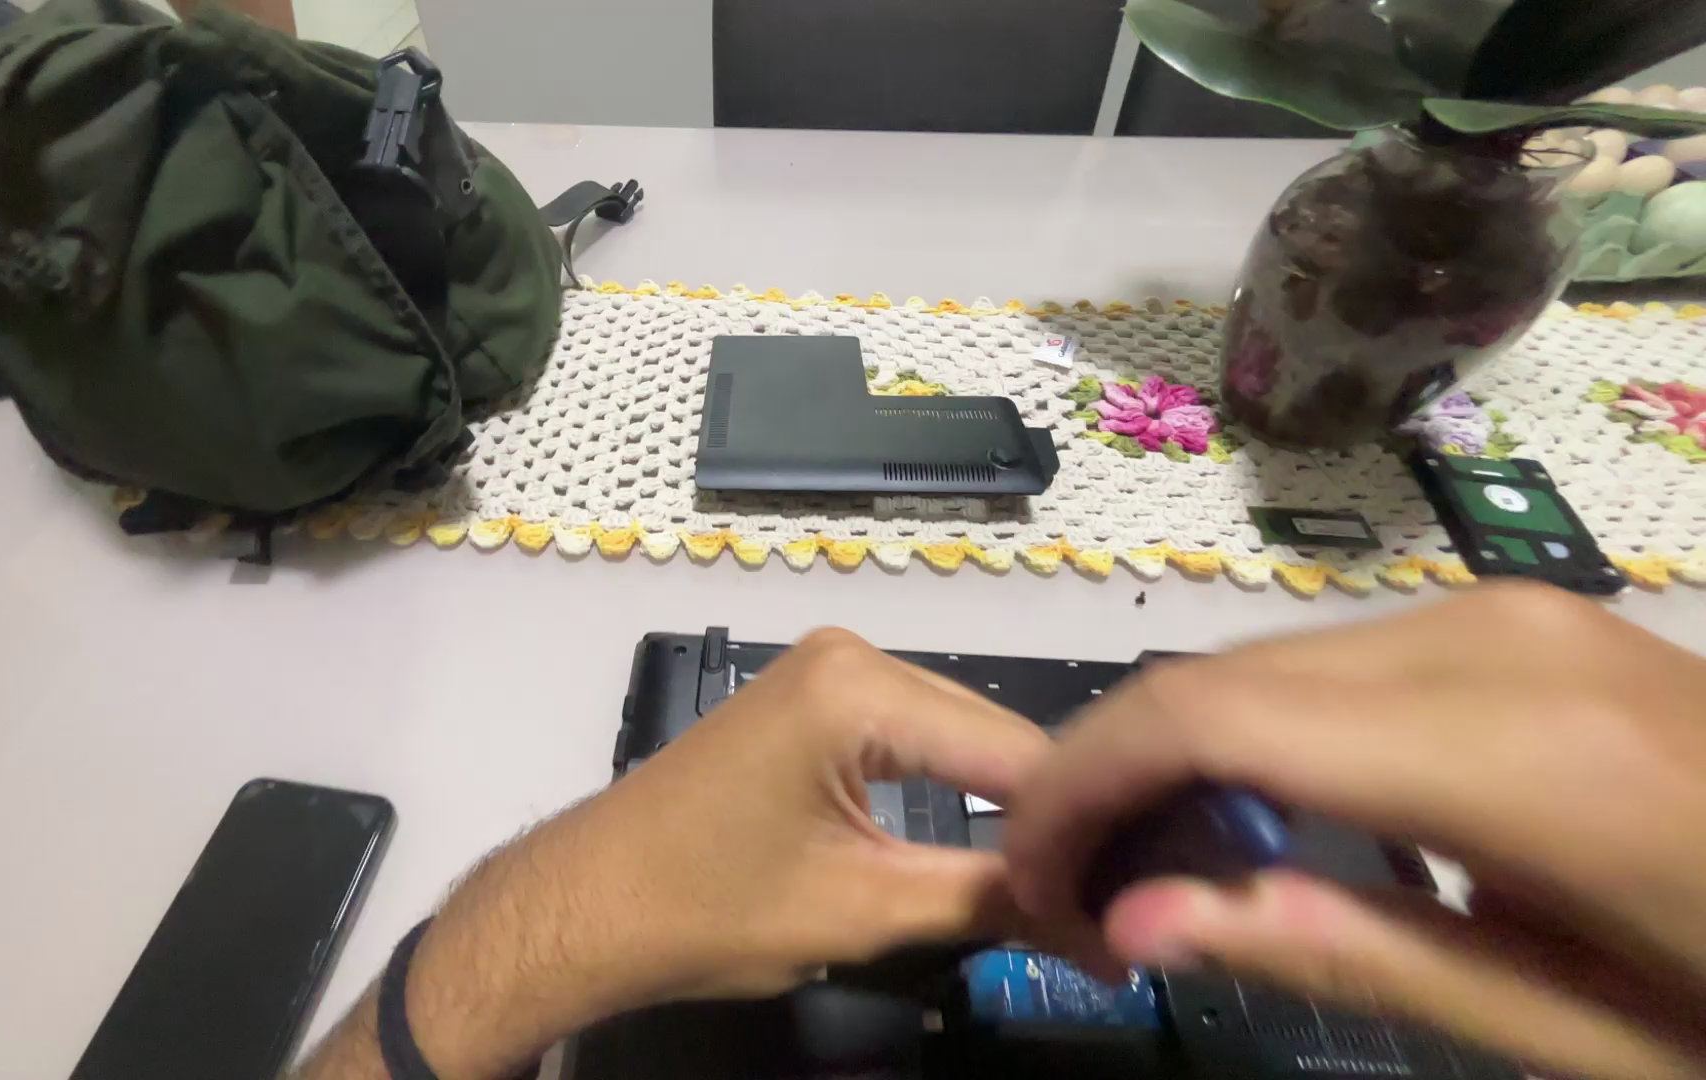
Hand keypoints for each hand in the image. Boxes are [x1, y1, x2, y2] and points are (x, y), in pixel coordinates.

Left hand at [403, 629, 1051, 1079]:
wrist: (592, 896)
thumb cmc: (710, 904)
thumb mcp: (863, 908)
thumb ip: (989, 900)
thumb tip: (1099, 924)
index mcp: (859, 687)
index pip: (1010, 752)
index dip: (1075, 827)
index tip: (1126, 895)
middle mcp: (849, 652)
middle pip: (981, 731)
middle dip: (1037, 811)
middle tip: (1096, 897)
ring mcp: (825, 666)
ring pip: (946, 729)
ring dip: (994, 797)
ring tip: (1049, 873)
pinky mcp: (808, 693)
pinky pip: (902, 730)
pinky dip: (941, 778)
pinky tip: (978, 827)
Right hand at [1002, 583, 1705, 1079]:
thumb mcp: (1597, 1043)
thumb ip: (1342, 955)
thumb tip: (1134, 924)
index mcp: (1520, 752)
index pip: (1208, 720)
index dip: (1083, 781)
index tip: (1034, 861)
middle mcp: (1476, 636)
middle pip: (1206, 683)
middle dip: (1104, 773)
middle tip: (1074, 875)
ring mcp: (1482, 608)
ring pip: (1239, 668)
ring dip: (1161, 757)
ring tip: (1145, 852)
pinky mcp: (1482, 616)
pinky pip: (1299, 669)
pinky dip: (1232, 738)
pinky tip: (1244, 810)